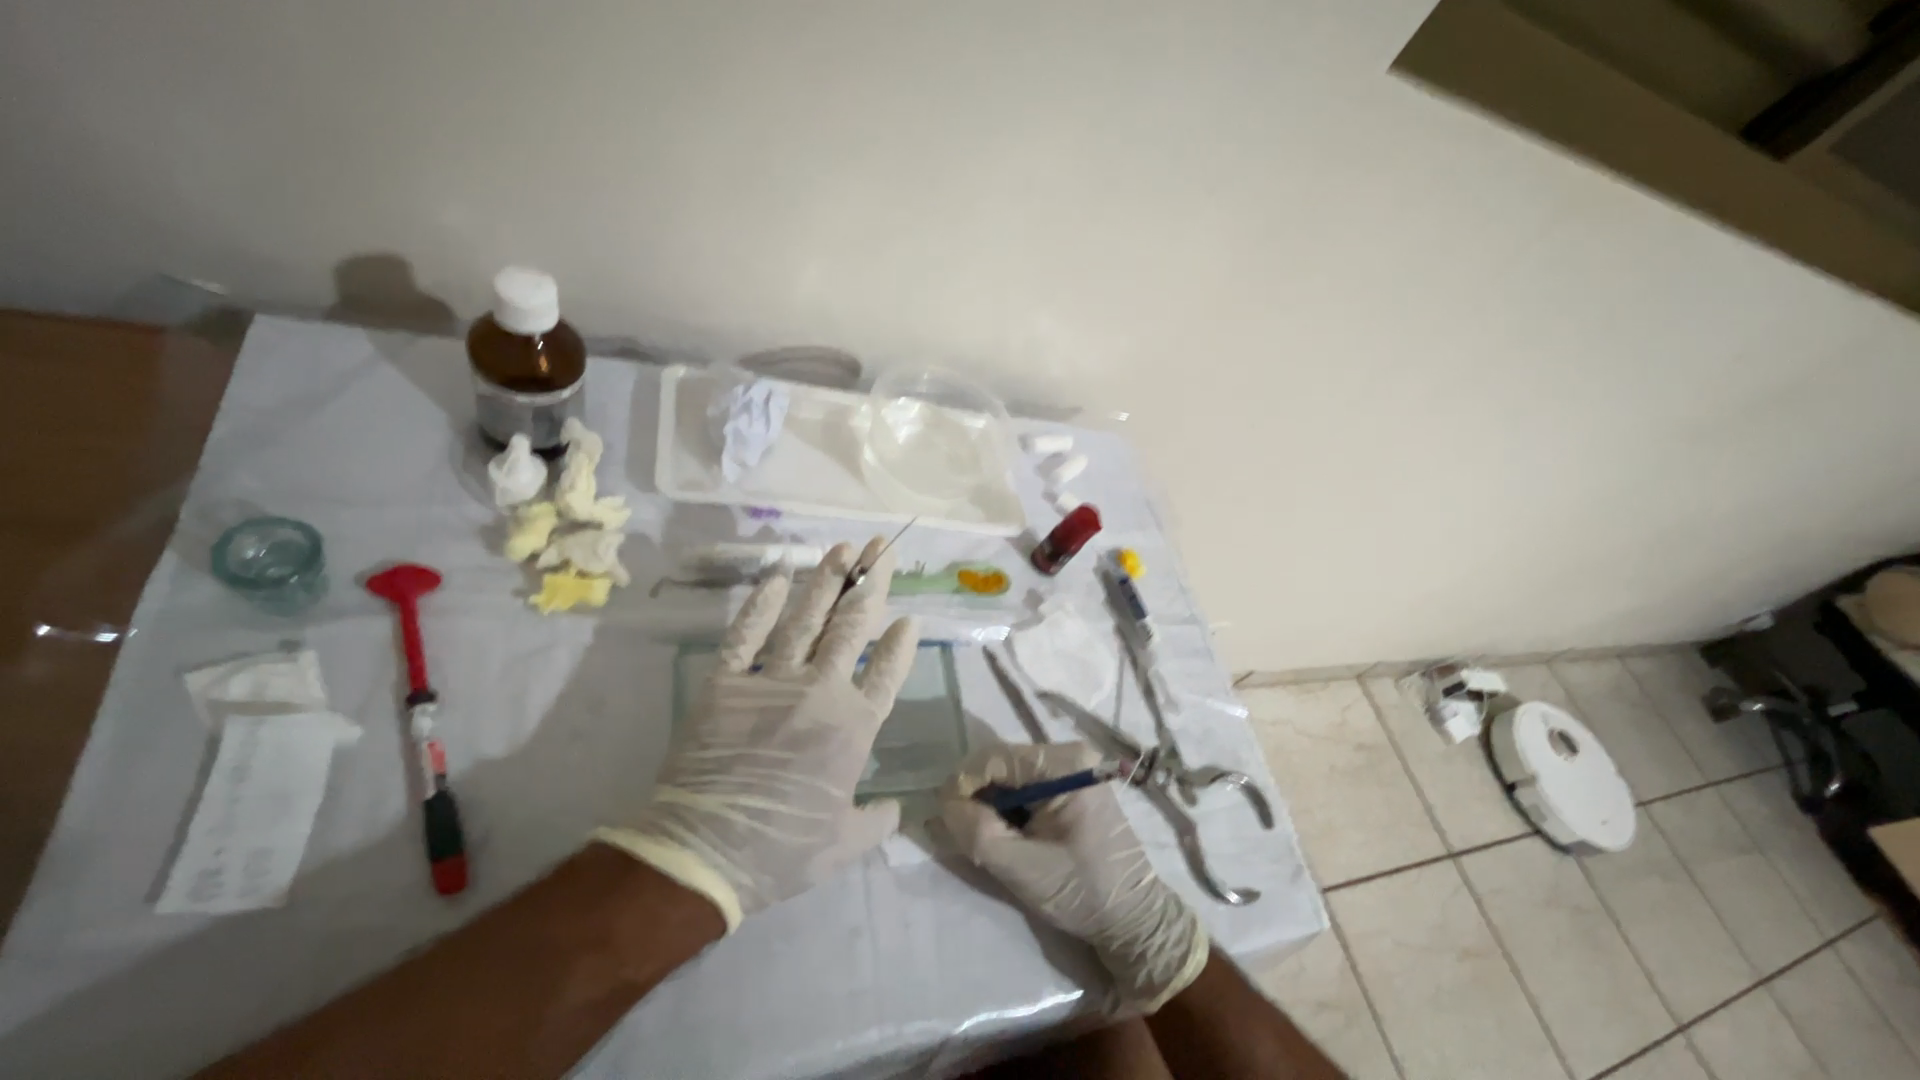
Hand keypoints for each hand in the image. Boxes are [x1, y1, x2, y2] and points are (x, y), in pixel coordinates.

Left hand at [596, 538, 917, 931]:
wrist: (704, 851)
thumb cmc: (781, 851)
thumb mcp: (845, 845)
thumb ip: (876, 820)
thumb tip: (894, 809)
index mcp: (854, 728)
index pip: (886, 672)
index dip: (900, 644)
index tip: (910, 617)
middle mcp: (820, 692)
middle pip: (852, 628)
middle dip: (871, 584)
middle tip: (883, 548)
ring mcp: (771, 681)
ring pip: (806, 620)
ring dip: (826, 580)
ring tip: (843, 548)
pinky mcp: (725, 682)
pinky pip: (745, 634)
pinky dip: (760, 604)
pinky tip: (777, 576)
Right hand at [940, 743, 1209, 1012]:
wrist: (1133, 920)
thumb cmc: (1081, 892)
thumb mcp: (1021, 868)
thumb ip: (977, 832)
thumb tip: (944, 804)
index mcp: (1065, 764)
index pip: (994, 757)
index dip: (962, 784)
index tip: (946, 818)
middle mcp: (1071, 754)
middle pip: (1001, 764)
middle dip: (977, 797)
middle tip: (966, 835)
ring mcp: (1073, 769)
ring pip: (1009, 776)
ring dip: (991, 805)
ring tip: (989, 840)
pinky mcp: (1071, 787)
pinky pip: (1025, 787)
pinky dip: (1009, 810)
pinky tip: (1010, 837)